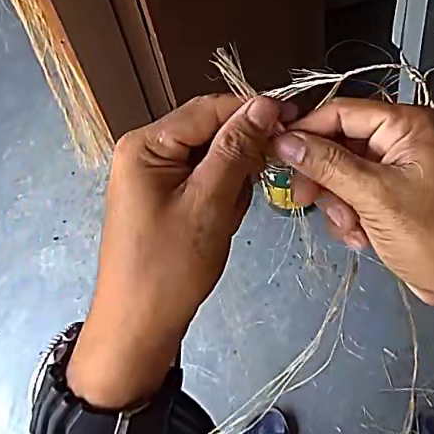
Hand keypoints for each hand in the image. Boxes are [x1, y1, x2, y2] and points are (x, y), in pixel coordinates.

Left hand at [69, 94, 283, 407]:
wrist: (139, 329)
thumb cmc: (170, 267)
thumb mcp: (209, 203)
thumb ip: (237, 148)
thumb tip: (267, 103)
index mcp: (146, 144)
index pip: (210, 108)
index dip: (254, 112)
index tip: (294, 122)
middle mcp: (146, 149)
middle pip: (212, 129)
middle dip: (242, 154)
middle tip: (264, 180)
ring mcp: (155, 172)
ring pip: (215, 154)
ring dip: (234, 178)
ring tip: (231, 212)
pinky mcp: (165, 193)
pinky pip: (207, 176)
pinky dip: (224, 193)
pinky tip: (223, 218)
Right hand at [270, 98, 433, 313]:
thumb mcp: (375, 197)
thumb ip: (327, 164)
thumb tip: (283, 140)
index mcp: (407, 124)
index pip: (342, 112)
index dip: (306, 131)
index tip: (275, 154)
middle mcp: (402, 138)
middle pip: (339, 143)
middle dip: (325, 178)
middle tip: (306, 202)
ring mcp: (398, 167)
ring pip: (342, 172)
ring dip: (338, 204)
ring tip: (354, 229)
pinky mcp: (394, 194)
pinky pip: (356, 194)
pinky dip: (352, 216)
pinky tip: (363, 237)